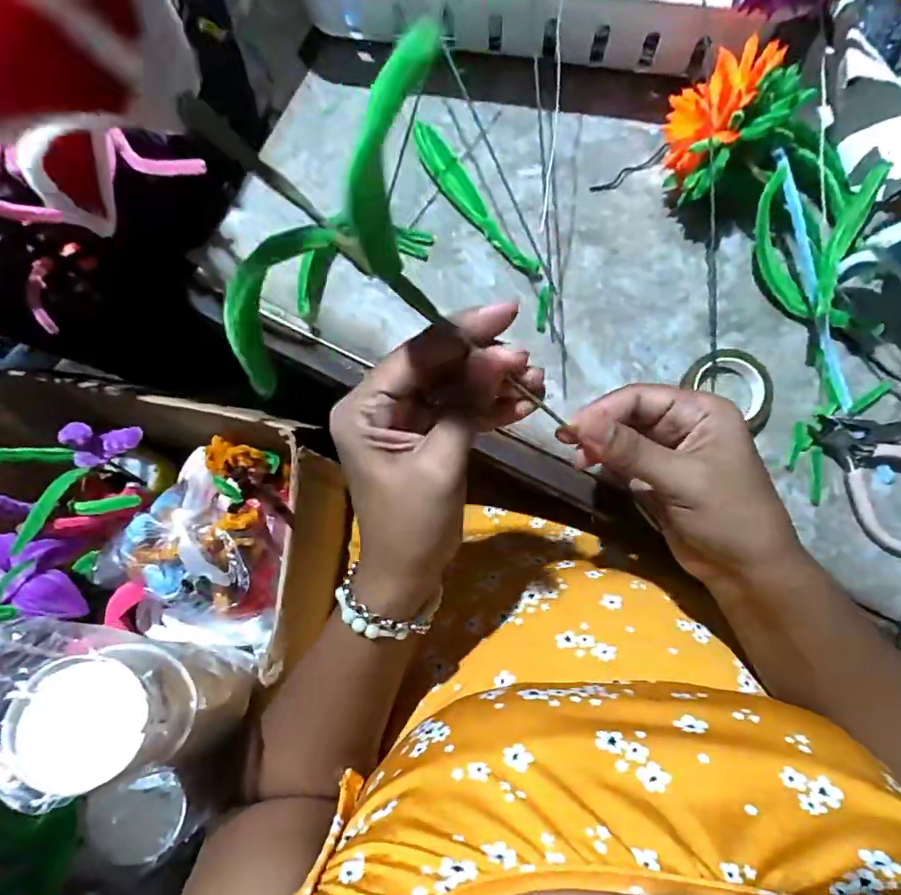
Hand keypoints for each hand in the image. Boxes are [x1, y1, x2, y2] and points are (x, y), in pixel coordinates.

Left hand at [330, 300, 542, 616]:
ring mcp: (405, 420)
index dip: (462, 332)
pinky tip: (523, 404)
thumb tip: (499, 356)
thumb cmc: (412, 526)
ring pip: (454, 387)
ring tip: (536, 381)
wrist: (408, 576)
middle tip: (528, 360)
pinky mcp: (428, 437)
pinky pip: (460, 412)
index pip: (416, 355)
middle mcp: (380, 404)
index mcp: (364, 406)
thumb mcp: (440, 464)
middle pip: (437, 366)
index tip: (505, 312)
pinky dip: (490, 408)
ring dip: (493, 384)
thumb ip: (466, 407)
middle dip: (484, 360)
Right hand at [560, 385, 801, 586]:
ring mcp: (673, 455)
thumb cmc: (726, 516)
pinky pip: (628, 466)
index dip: (604, 410)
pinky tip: (593, 473)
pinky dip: (610, 468)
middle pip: (631, 416)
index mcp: (702, 412)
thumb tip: (581, 424)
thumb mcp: (679, 479)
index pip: (642, 398)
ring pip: (626, 441)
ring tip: (578, 463)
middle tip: (567, 447)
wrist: (746, 570)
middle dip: (600, 429)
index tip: (570, 429)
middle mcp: (686, 426)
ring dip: (601, 449)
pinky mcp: (661, 481)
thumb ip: (630, 451)